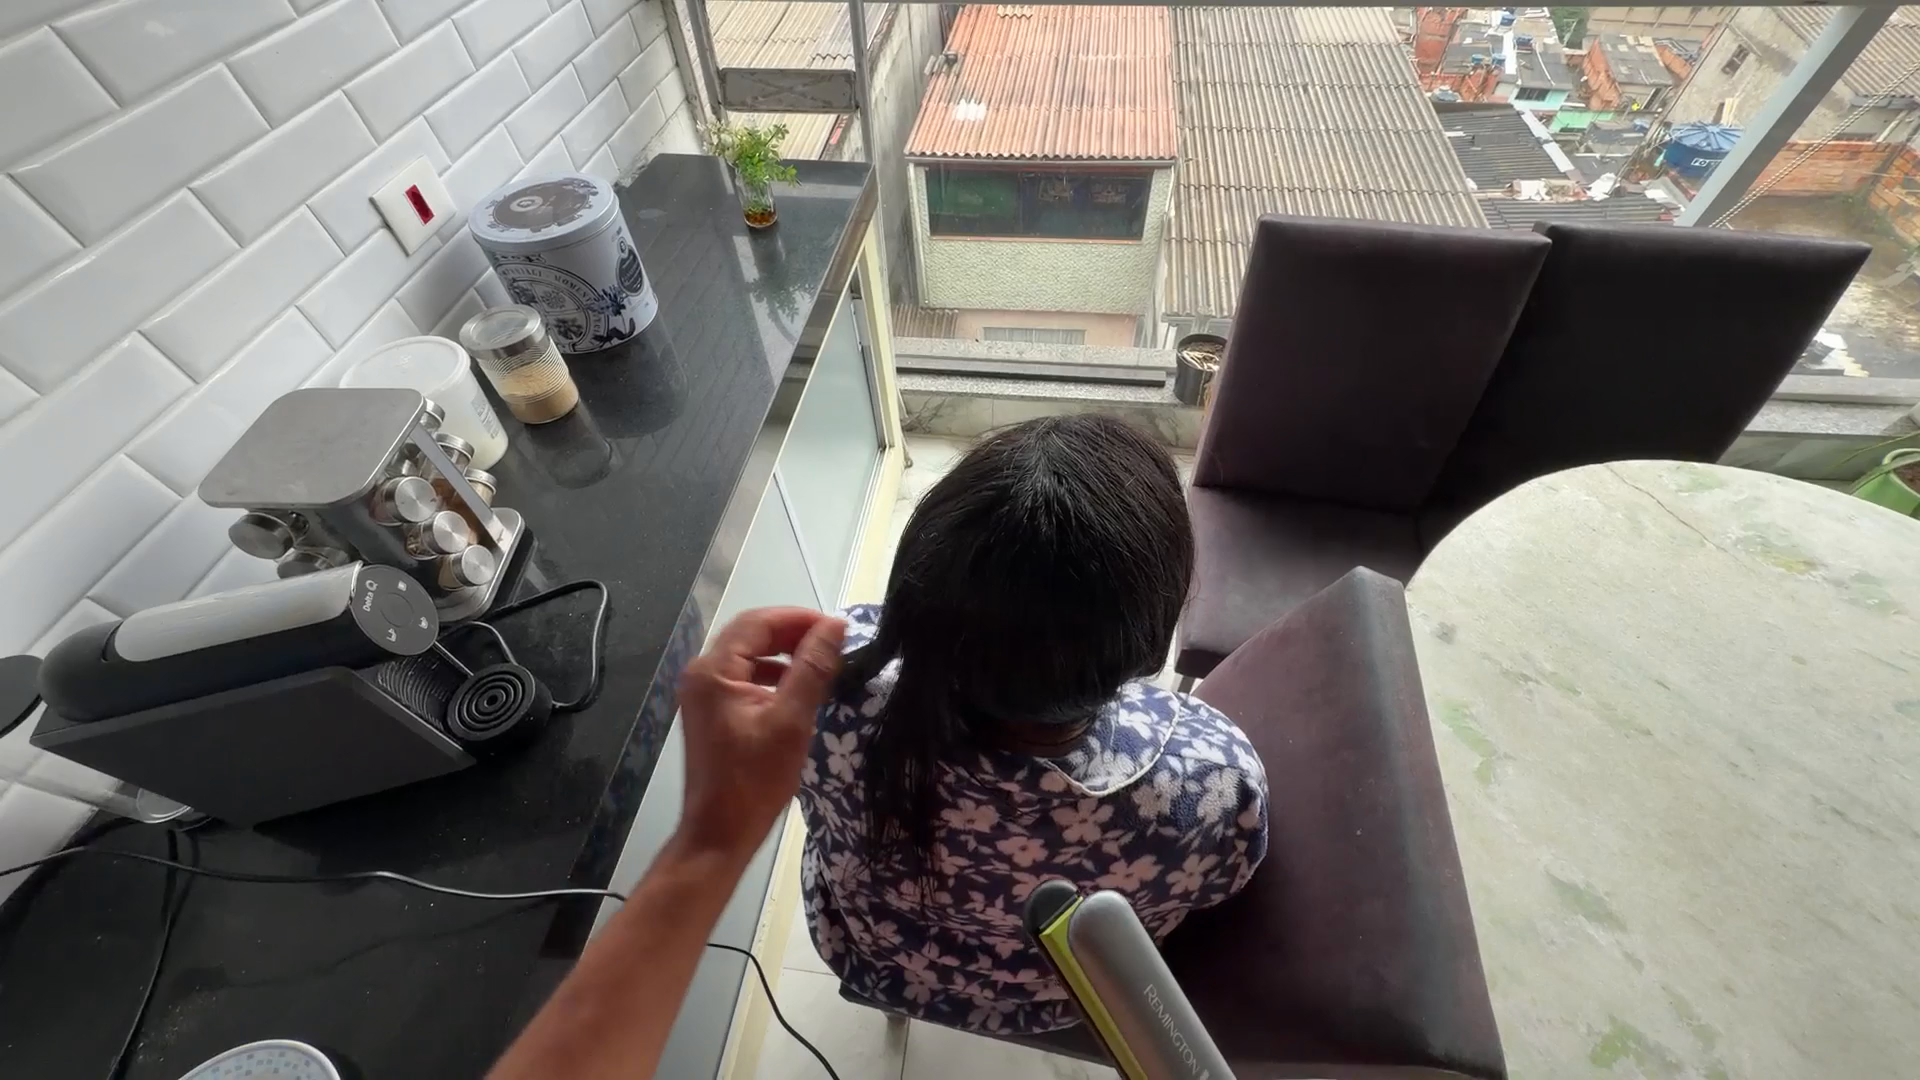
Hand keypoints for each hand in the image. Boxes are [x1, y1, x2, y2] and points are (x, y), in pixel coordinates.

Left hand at [674, 607, 845, 858]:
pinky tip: (798, 687)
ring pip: (749, 654)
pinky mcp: (712, 710)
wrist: (719, 834)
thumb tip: (835, 626)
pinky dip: (773, 673)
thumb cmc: (754, 780)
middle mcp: (702, 674)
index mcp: (714, 671)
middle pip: (751, 634)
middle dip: (793, 633)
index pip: (758, 622)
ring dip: (784, 652)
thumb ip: (812, 668)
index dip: (799, 618)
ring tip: (821, 661)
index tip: (836, 628)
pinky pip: (745, 676)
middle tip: (833, 642)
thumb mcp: (791, 720)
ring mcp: (703, 693)